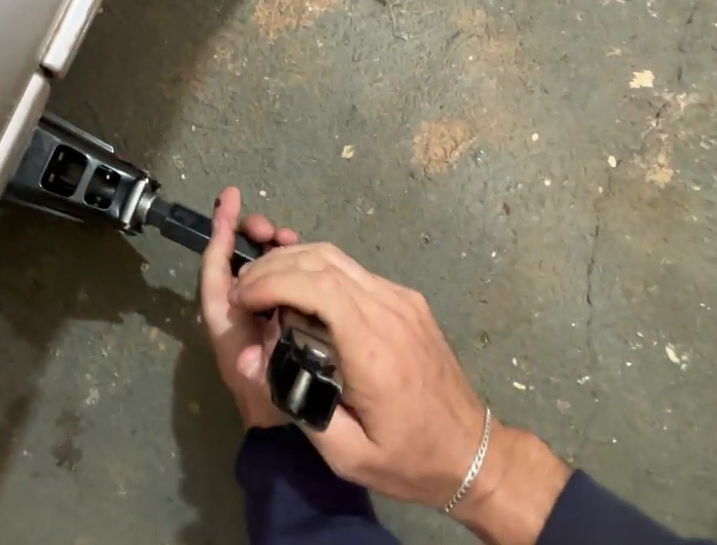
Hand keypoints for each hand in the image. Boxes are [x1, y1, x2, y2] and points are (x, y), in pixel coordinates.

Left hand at [198, 186, 299, 428]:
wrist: (288, 435)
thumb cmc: (273, 407)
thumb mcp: (262, 386)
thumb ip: (257, 363)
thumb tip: (253, 346)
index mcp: (225, 320)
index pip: (216, 267)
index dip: (221, 232)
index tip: (229, 201)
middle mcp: (238, 308)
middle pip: (236, 259)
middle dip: (250, 234)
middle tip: (269, 225)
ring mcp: (258, 309)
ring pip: (259, 264)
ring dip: (271, 245)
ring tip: (286, 234)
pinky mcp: (279, 313)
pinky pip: (278, 278)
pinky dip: (288, 262)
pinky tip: (302, 252)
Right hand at [231, 243, 571, 543]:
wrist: (475, 454)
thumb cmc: (409, 459)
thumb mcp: (348, 456)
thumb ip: (295, 404)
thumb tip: (248, 359)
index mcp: (374, 348)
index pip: (316, 285)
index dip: (271, 281)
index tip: (241, 297)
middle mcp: (389, 311)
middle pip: (320, 261)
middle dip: (272, 267)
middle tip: (242, 289)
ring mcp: (401, 299)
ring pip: (335, 256)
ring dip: (291, 262)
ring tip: (261, 285)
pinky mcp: (405, 298)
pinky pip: (351, 270)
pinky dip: (314, 270)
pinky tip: (296, 291)